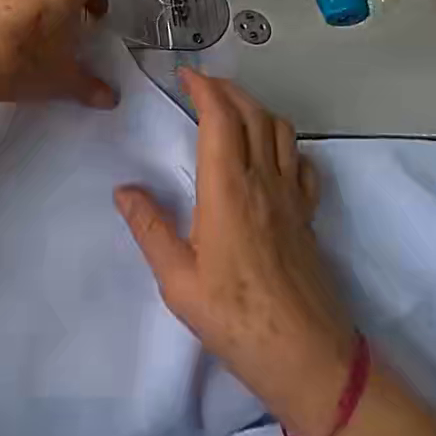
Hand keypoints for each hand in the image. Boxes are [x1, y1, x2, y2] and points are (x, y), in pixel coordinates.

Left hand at [0, 0, 118, 124]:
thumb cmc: (12, 59)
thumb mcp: (62, 80)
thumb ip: (89, 86)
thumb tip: (102, 94)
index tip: (96, 11)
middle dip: (65, 6)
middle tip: (68, 33)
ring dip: (34, 12)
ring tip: (35, 45)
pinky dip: (6, 19)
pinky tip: (6, 48)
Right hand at [113, 69, 355, 435]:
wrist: (311, 361)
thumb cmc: (235, 317)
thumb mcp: (176, 278)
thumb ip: (149, 227)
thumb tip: (124, 190)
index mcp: (228, 190)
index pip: (221, 119)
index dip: (204, 89)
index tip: (184, 74)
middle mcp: (265, 183)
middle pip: (255, 115)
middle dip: (227, 89)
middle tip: (200, 84)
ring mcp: (293, 200)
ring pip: (282, 132)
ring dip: (255, 108)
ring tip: (229, 109)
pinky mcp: (309, 218)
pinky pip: (301, 163)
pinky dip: (283, 142)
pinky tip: (269, 153)